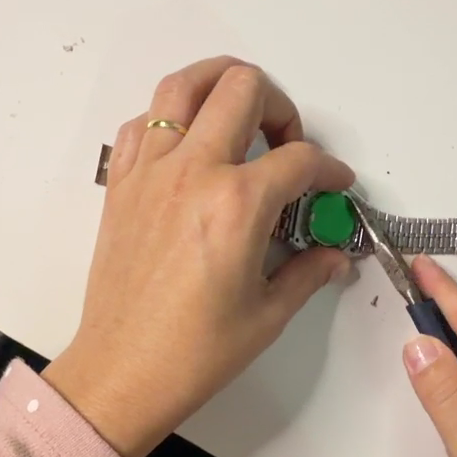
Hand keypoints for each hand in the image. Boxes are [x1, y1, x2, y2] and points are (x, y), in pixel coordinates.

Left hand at [42, 57, 353, 456]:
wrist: (123, 372)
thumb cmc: (195, 353)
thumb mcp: (266, 315)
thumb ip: (307, 272)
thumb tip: (334, 255)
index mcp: (237, 205)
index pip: (299, 159)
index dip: (329, 169)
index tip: (335, 185)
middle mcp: (192, 172)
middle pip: (243, 88)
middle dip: (280, 107)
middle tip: (287, 145)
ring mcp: (150, 173)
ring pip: (183, 85)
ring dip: (219, 85)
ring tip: (239, 116)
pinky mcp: (121, 186)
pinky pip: (142, 123)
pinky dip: (169, 119)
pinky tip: (188, 147)